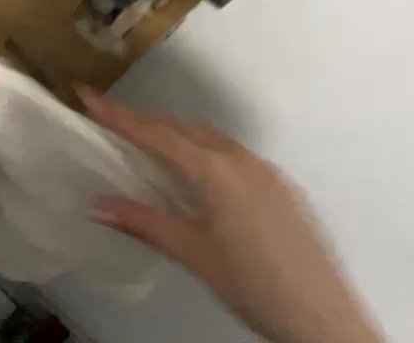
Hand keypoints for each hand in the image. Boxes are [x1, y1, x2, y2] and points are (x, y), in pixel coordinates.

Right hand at [78, 89, 383, 342]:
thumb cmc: (253, 285)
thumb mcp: (192, 254)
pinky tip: (201, 176)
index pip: (154, 133)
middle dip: (144, 122)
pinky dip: (205, 150)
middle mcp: (240, 159)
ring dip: (177, 135)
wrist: (328, 323)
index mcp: (214, 170)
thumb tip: (95, 204)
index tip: (86, 94)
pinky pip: (232, 153)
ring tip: (150, 146)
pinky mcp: (284, 188)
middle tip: (110, 121)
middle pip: (181, 128)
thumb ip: (144, 223)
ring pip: (209, 137)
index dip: (117, 115)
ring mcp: (266, 171)